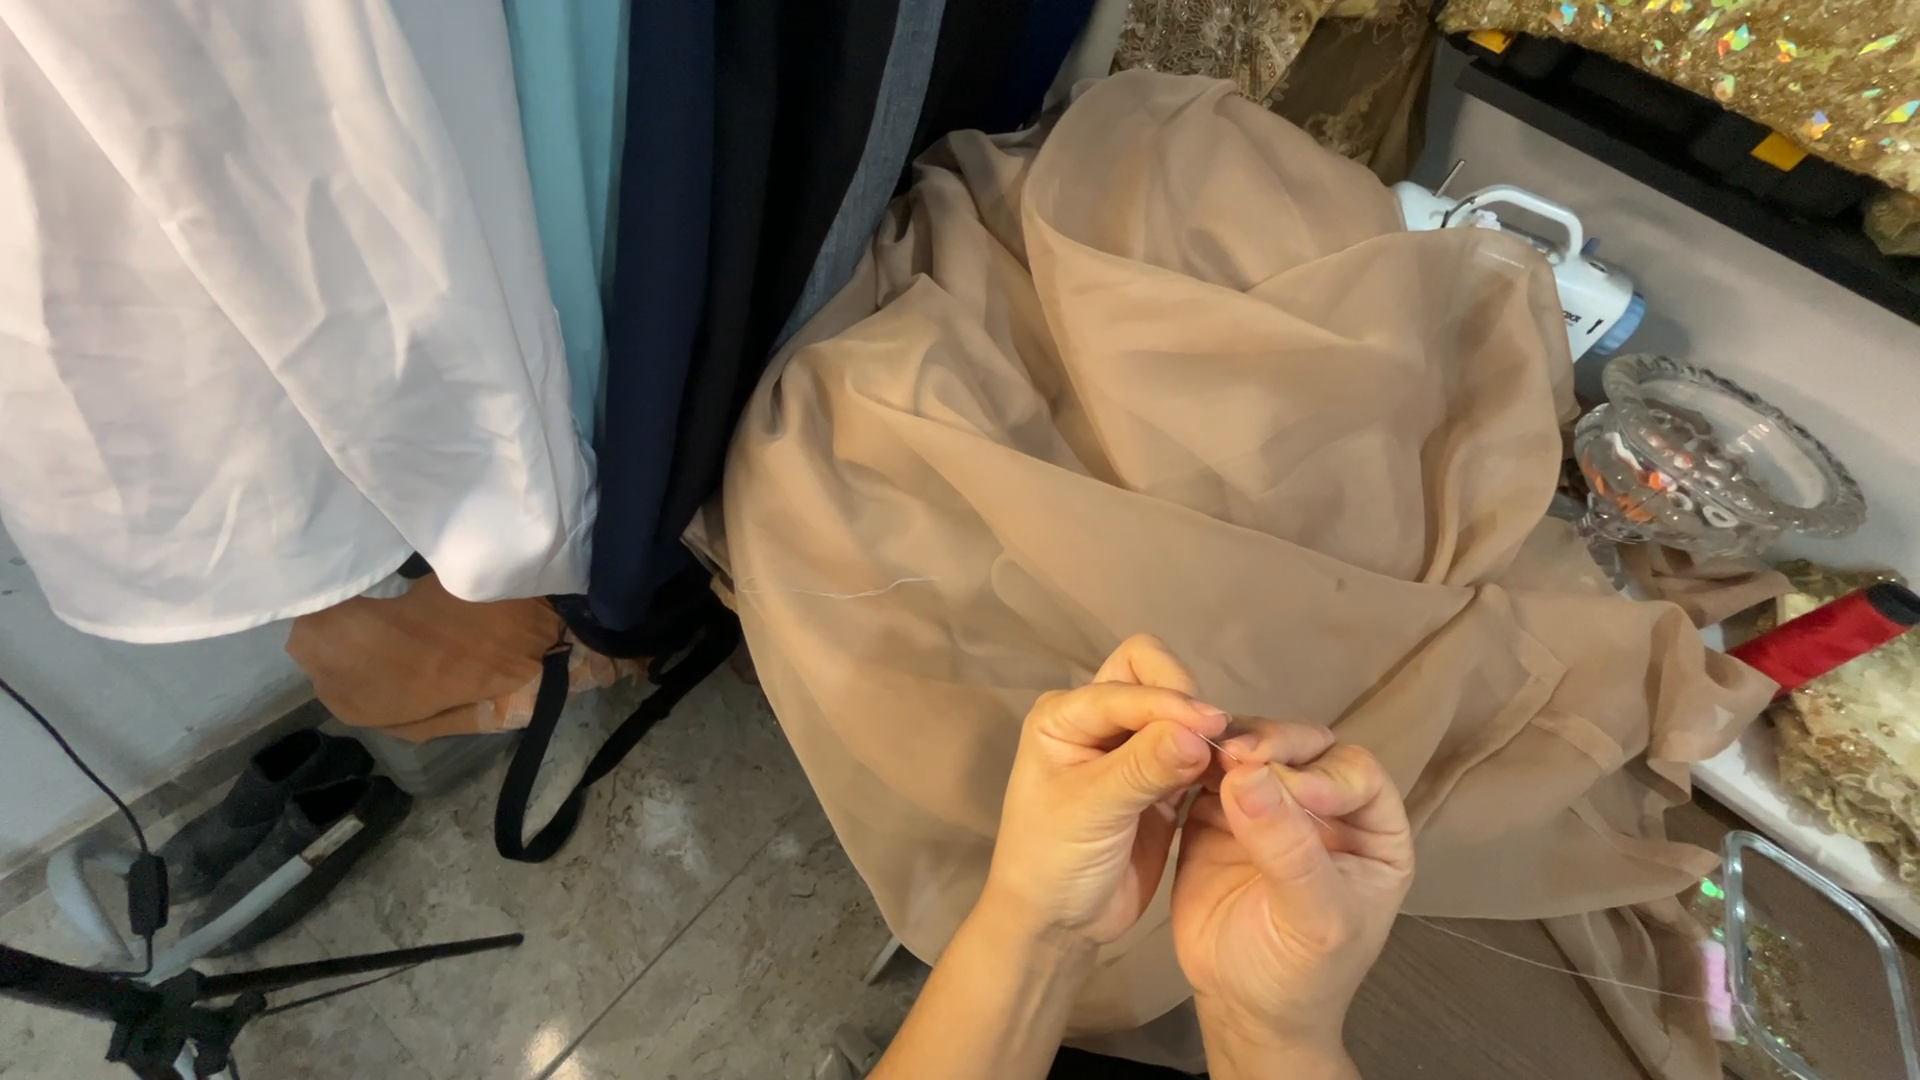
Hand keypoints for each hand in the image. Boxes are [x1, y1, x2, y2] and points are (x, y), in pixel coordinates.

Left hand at [982, 635, 1228, 947]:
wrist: (1058, 923)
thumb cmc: (1051, 861)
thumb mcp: (1089, 810)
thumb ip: (1142, 768)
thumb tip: (1198, 731)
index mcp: (1065, 715)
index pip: (1126, 683)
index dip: (1168, 701)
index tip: (1213, 726)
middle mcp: (1097, 720)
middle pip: (1151, 674)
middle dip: (1184, 698)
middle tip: (1216, 740)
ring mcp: (1131, 747)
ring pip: (1178, 712)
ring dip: (1205, 731)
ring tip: (1232, 762)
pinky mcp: (1161, 779)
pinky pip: (1195, 752)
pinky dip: (1214, 760)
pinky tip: (1232, 779)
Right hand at [1172, 722, 1413, 1067]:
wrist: (1238, 1003)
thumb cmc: (1300, 972)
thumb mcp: (1313, 919)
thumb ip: (1288, 849)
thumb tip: (1249, 775)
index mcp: (1368, 828)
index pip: (1353, 772)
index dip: (1323, 773)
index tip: (1290, 789)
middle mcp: (1318, 804)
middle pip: (1301, 747)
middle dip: (1271, 744)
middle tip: (1236, 755)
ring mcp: (1264, 801)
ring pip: (1250, 748)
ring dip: (1226, 744)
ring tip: (1202, 754)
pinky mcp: (1214, 807)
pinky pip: (1205, 768)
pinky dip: (1191, 759)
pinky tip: (1178, 762)